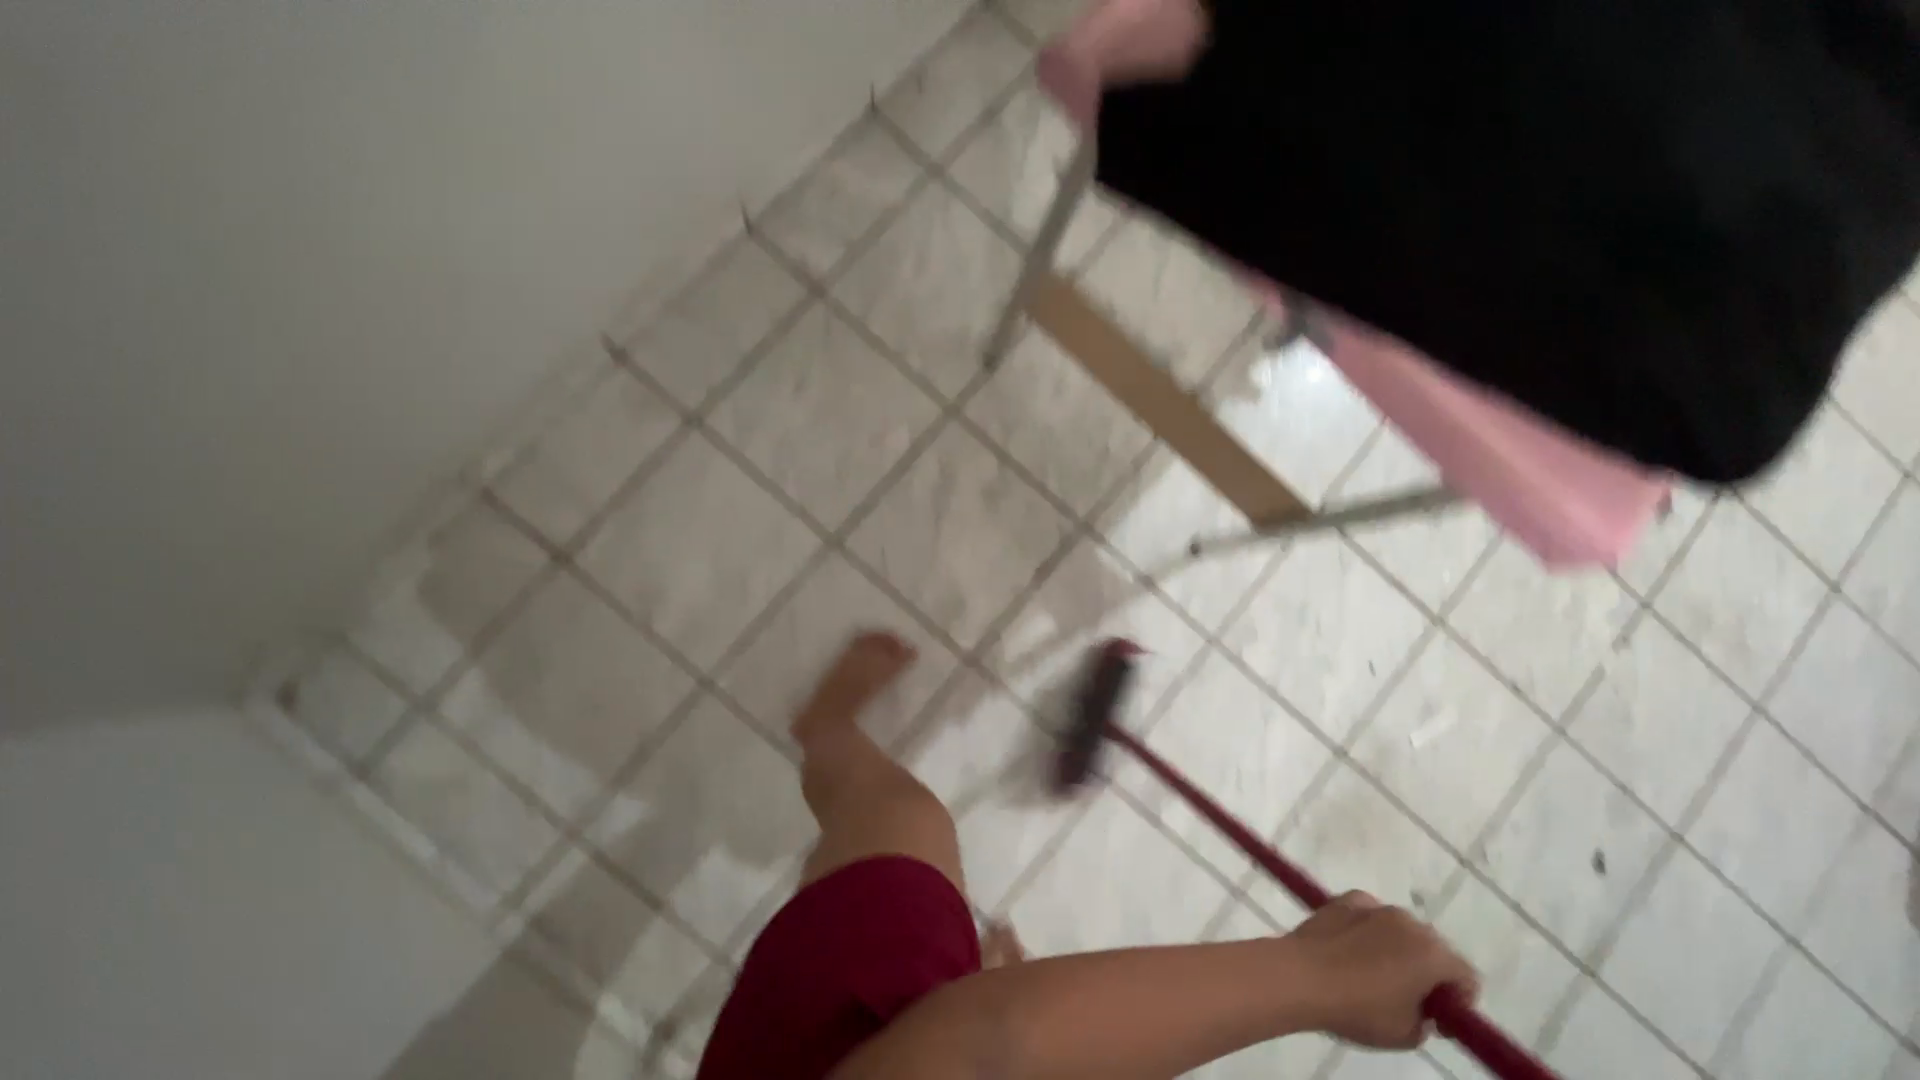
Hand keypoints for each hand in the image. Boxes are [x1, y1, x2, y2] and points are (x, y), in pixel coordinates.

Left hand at [1281, 891, 1479, 1049]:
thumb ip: (1426, 1021)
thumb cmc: (1358, 1009)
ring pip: (1401, 930)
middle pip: (1434, 950)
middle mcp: (1409, 922)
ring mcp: (1375, 906)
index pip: (1466, 977)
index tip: (1440, 1021)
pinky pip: (1370, 915)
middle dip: (1430, 974)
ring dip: (1399, 949)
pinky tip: (1352, 948)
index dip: (1460, 1003)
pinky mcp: (1345, 899)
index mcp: (1433, 955)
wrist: (1300, 976)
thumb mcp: (1406, 1034)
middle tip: (1410, 999)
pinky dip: (1369, 929)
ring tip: (1375, 973)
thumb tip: (1421, 1009)